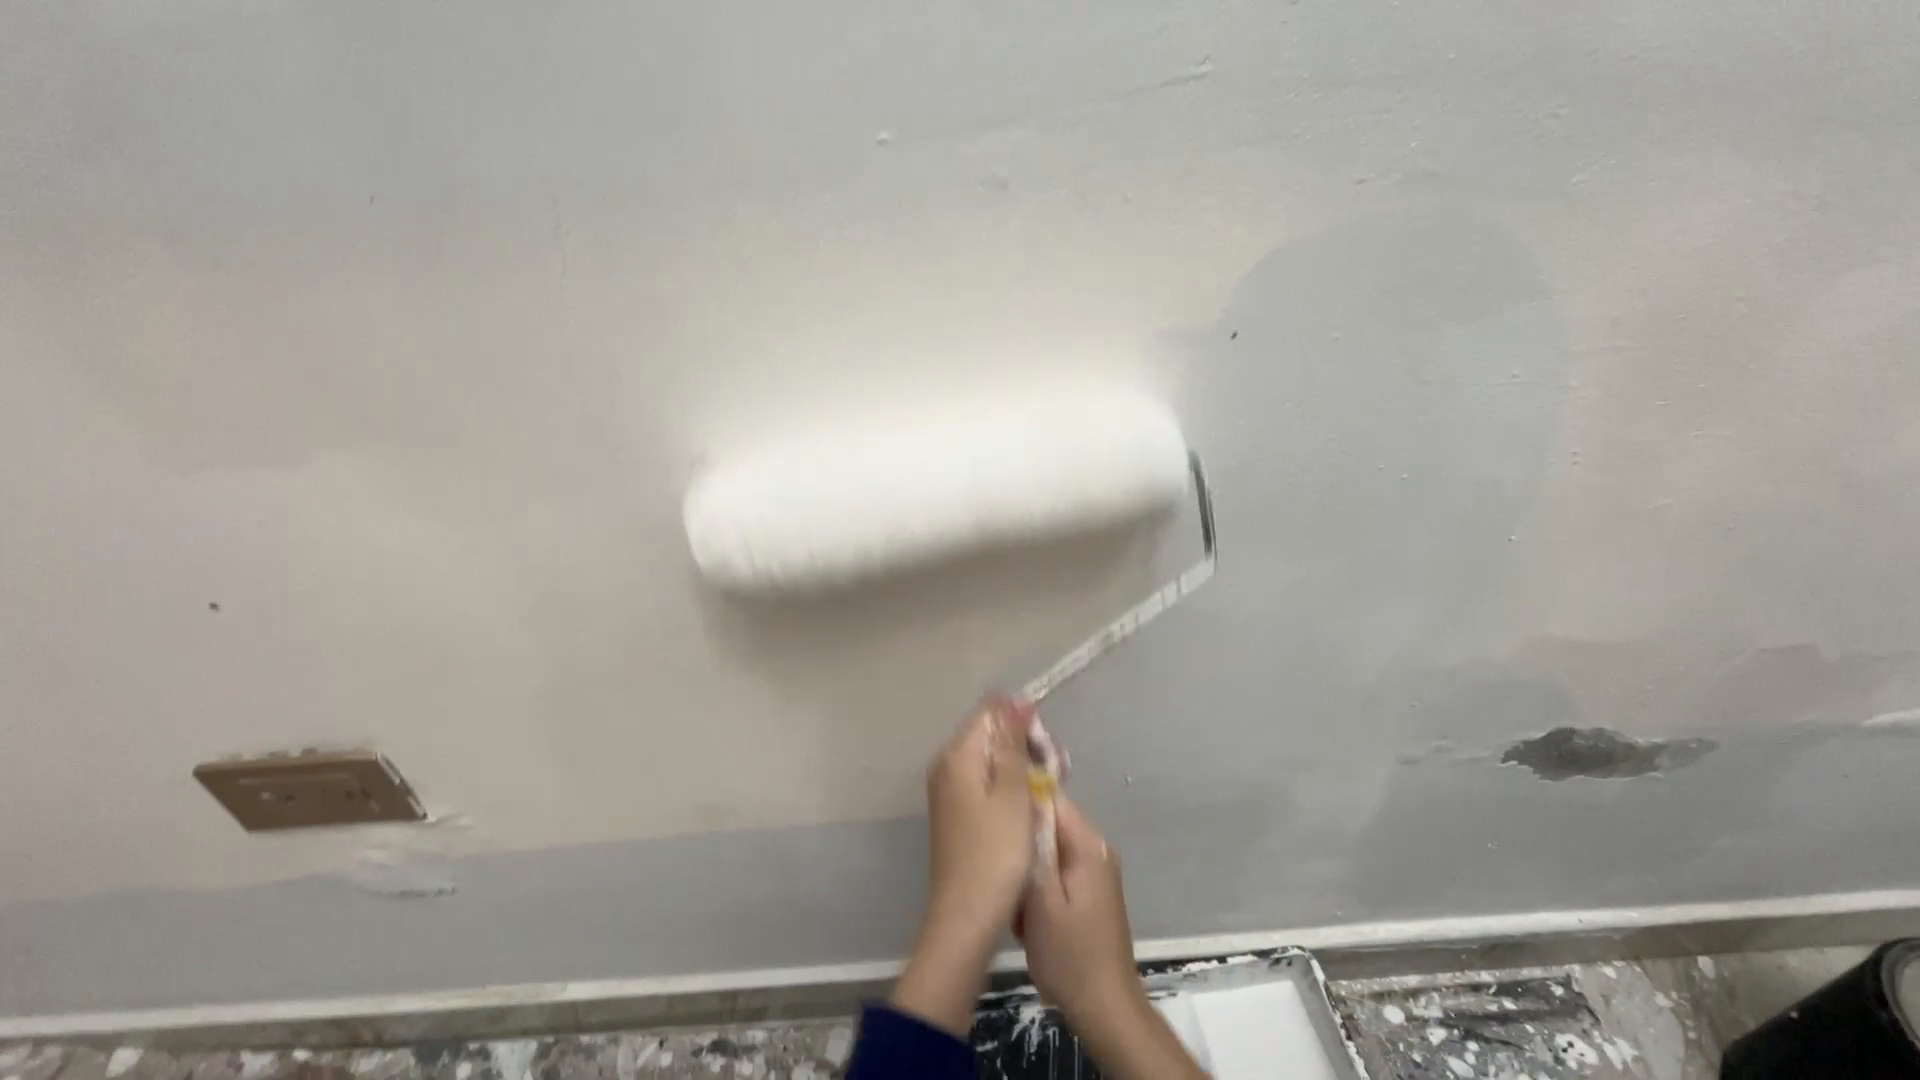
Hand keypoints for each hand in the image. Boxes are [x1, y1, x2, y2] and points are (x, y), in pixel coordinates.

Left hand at [891, 697, 1036, 1035]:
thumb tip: (1016, 700)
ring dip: (1022, 767)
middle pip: (990, 734)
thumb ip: (1013, 744)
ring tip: (1052, 788)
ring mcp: (950, 792)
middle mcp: (947, 766)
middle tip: (1058, 771)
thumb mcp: (1012, 794)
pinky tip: (1032, 805)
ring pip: (991, 760)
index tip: (1050, 749)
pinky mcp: (958, 814)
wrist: (966, 916)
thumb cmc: (996, 854)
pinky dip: (1010, 787)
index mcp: (957, 756)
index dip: (1024, 721)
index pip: (991, 712)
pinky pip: (986, 783)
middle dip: (1026, 743)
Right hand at [1016, 794, 1140, 1028]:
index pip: (1051, 800)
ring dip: (1026, 874)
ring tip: (1015, 907)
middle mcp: (1095, 851)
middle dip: (1021, 847)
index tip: (991, 821)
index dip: (1019, 803)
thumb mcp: (1041, 900)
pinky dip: (1037, 892)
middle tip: (1003, 878)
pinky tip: (1028, 921)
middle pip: (1048, 827)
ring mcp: (1094, 874)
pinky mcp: (1088, 895)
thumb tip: (1025, 802)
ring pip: (1047, 854)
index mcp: (1088, 846)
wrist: (1104, 1007)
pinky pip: (1054, 876)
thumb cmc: (1069, 955)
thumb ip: (1034, 849)